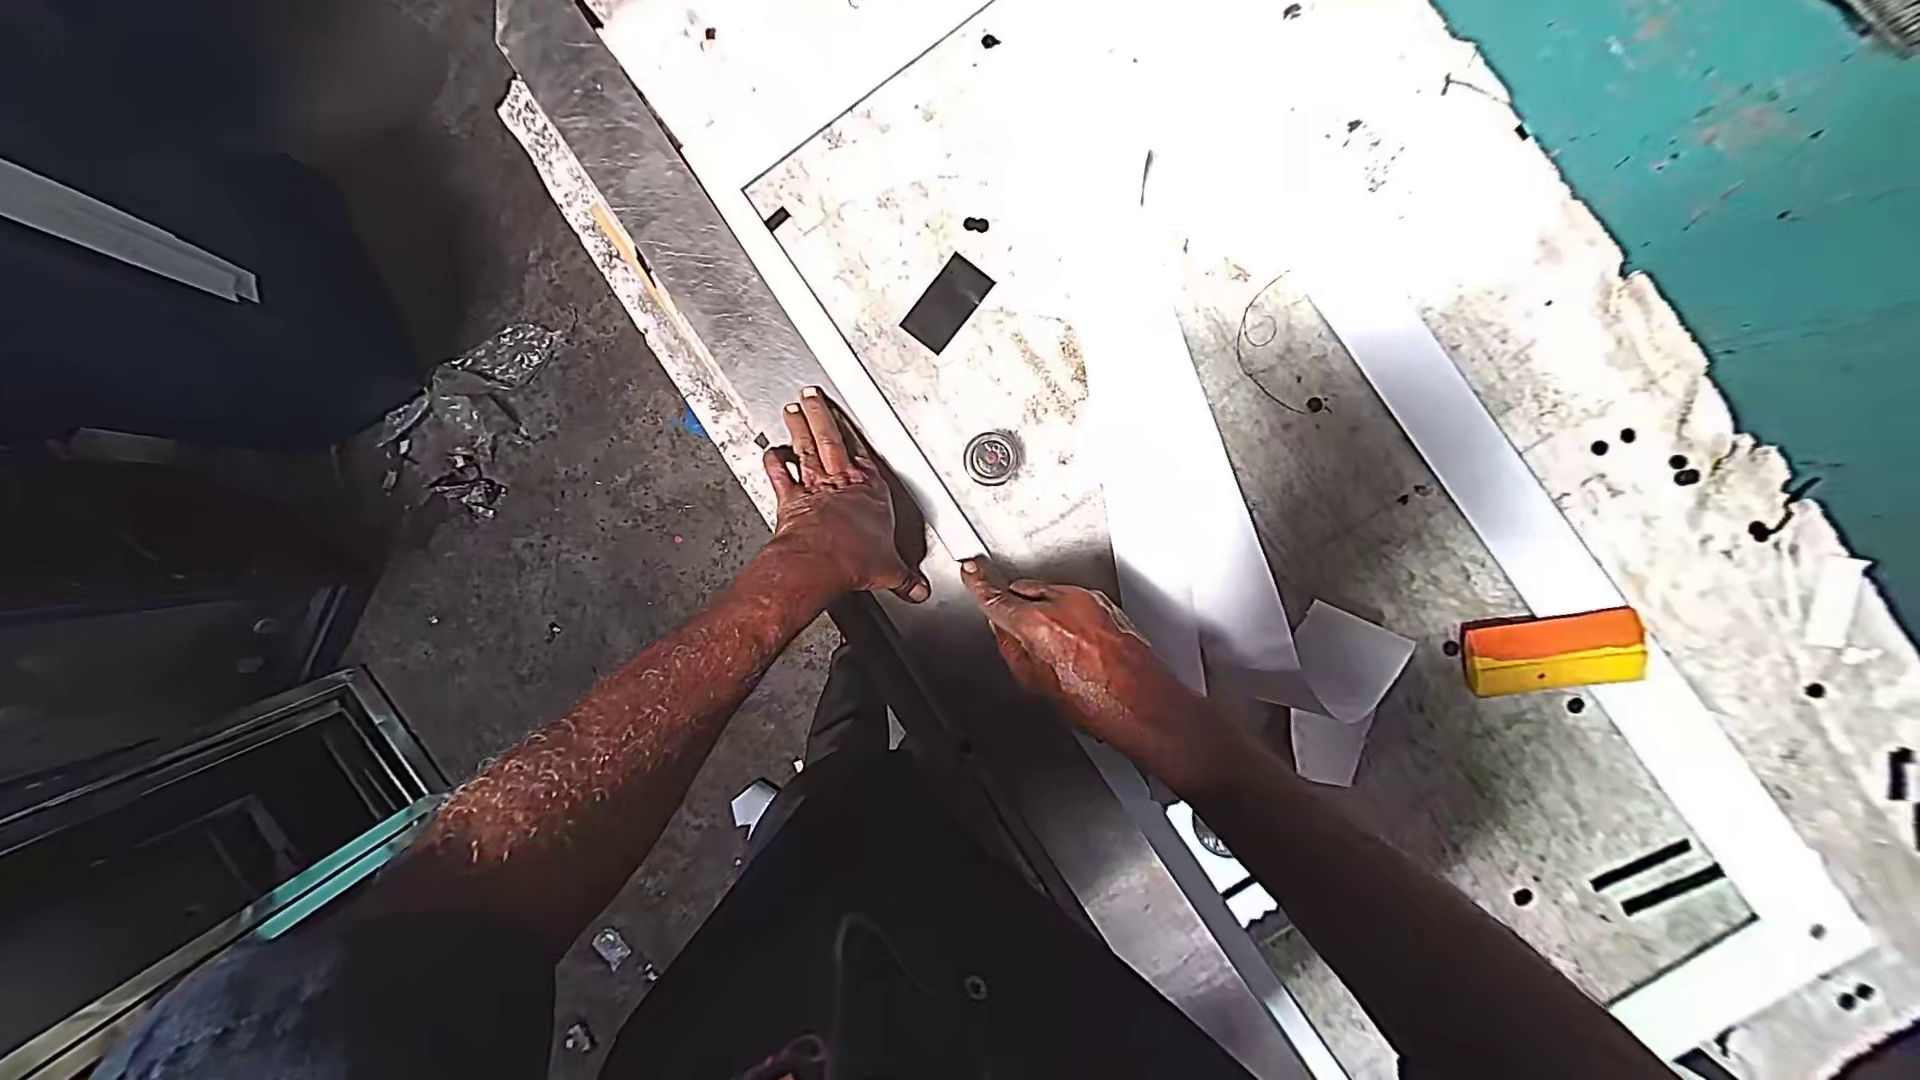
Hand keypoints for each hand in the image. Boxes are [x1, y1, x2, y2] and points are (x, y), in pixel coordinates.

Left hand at [762, 387, 929, 602]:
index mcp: (869, 493)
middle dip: (822, 416)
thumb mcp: (890, 571)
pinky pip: (781, 474)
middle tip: (813, 395)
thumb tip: (919, 590)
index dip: (855, 435)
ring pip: (807, 449)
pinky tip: (770, 449)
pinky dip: (774, 461)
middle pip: (831, 441)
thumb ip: (904, 577)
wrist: (821, 563)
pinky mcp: (791, 500)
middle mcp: (841, 484)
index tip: (850, 420)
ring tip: (794, 408)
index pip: (864, 456)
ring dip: (799, 428)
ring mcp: (814, 488)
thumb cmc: (855, 559)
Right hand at [960, 559, 1243, 790]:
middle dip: (1015, 607)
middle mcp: (1064, 603)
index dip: (979, 585)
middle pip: (1023, 591)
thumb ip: (1014, 650)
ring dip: (1042, 611)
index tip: (971, 573)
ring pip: (1049, 594)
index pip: (997, 598)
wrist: (1147, 706)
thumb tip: (1004, 632)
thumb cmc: (1101, 704)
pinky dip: (1065, 614)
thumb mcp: (1039, 684)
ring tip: (1053, 650)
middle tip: (1015, 634)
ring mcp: (1088, 600)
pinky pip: (1072, 600)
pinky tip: (1073, 644)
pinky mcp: (1106, 604)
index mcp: (1040, 624)